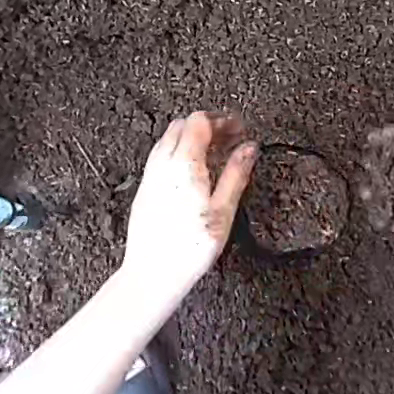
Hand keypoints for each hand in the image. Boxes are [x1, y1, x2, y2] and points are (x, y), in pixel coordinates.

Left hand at [122, 111, 257, 284]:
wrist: (152, 274)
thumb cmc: (188, 249)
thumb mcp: (224, 211)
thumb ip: (237, 173)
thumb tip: (249, 149)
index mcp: (184, 164)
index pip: (199, 122)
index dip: (222, 120)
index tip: (239, 128)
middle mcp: (163, 164)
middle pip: (183, 125)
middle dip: (208, 125)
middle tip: (231, 138)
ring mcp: (151, 175)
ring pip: (170, 139)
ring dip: (193, 138)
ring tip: (216, 153)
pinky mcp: (145, 188)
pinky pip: (162, 156)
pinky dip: (181, 152)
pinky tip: (195, 171)